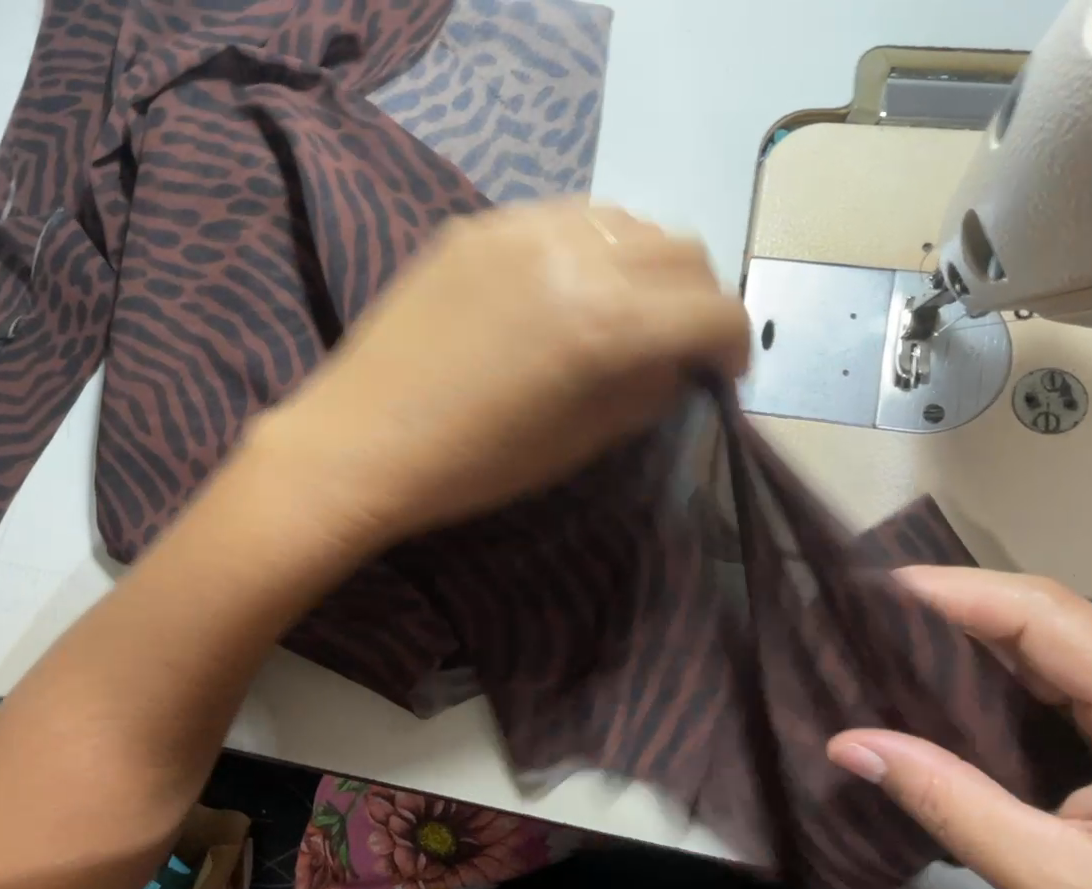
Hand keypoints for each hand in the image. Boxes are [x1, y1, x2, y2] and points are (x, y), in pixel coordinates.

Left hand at [243, 198, 748, 547]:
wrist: (358, 443)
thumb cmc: (471, 466)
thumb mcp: (580, 442)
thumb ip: (648, 389)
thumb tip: (680, 360)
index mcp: (605, 321)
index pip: (712, 310)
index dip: (733, 343)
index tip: (721, 371)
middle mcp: (573, 253)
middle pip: (679, 249)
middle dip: (695, 299)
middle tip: (676, 342)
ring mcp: (519, 227)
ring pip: (623, 220)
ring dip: (644, 264)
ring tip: (622, 310)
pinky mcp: (476, 226)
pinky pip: (560, 219)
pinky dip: (586, 249)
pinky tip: (562, 289)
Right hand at [826, 567, 1091, 888]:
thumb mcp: (1065, 888)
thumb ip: (951, 803)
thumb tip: (847, 744)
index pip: (1047, 615)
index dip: (952, 589)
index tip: (866, 586)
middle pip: (1059, 624)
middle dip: (955, 617)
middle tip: (862, 624)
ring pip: (1075, 650)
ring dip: (986, 648)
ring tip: (894, 652)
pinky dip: (1025, 681)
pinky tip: (969, 696)